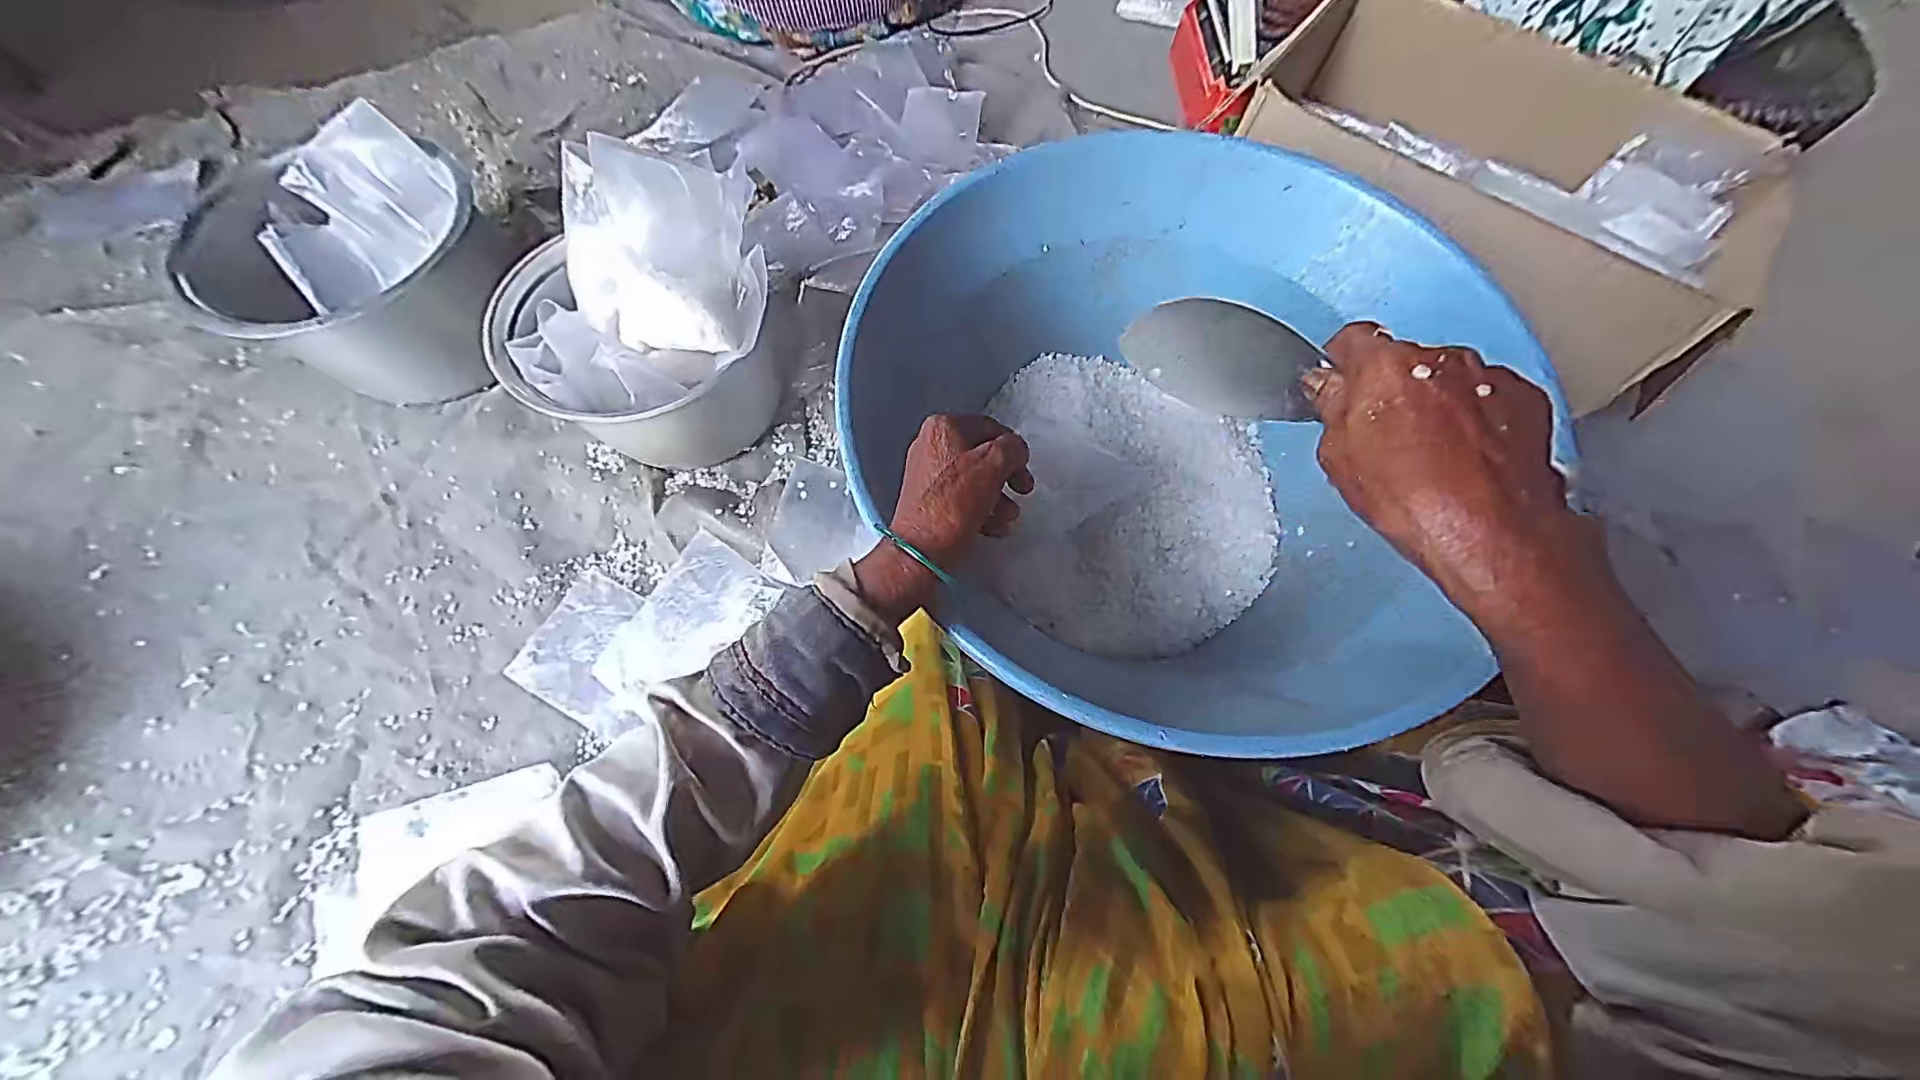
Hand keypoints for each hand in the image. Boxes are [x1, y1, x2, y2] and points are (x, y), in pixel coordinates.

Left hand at [853, 414, 1032, 621]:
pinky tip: (991, 526)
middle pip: (983, 455)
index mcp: (943, 428)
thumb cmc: (951, 508)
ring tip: (1005, 516)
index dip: (1013, 449)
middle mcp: (931, 446)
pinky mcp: (929, 499)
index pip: (991, 428)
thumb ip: (1012, 448)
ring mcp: (928, 474)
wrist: (921, 550)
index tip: (1023, 467)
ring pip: (976, 479)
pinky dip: (981, 509)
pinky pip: (963, 498)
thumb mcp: (993, 466)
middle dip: (1006, 477)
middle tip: (1021, 489)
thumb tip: (1016, 449)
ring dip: (998, 497)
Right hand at [1304, 322, 1583, 624]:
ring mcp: (1487, 376)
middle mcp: (1441, 358)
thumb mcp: (1338, 455)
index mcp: (1385, 365)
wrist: (1489, 530)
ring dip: (1431, 401)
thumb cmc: (1414, 498)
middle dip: (1388, 388)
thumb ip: (1331, 407)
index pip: (1352, 338)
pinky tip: (1459, 455)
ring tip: (1423, 451)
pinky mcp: (1525, 399)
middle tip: (1377, 432)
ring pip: (1444, 377)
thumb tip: (1327, 387)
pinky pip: (1484, 396)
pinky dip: (1471, 416)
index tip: (1337, 380)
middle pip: (1401, 359)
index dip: (1339, 362)